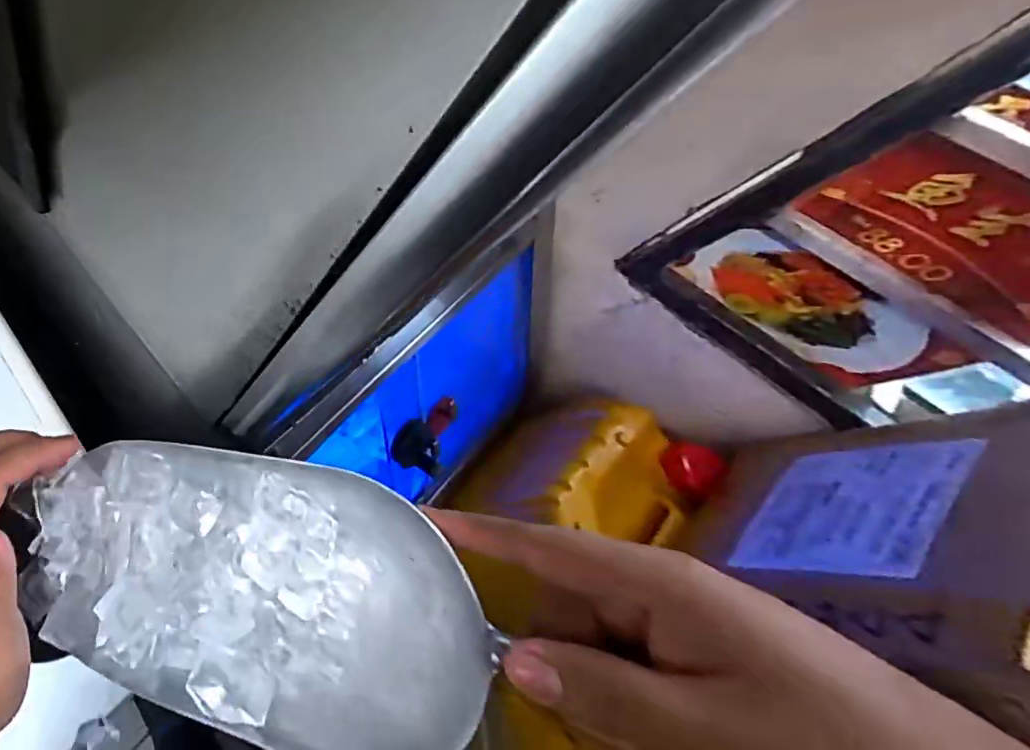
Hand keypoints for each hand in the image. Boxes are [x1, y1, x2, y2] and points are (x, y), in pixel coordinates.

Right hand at [424, 509, 1015, 749]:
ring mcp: (684, 616)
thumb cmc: (830, 742)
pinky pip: (634, 659)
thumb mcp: (712, 731)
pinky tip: (662, 732)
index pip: (538, 542)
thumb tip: (509, 657)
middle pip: (564, 604)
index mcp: (652, 582)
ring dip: (600, 685)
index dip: (474, 529)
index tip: (416, 517)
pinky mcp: (704, 647)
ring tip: (651, 738)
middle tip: (590, 721)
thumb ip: (605, 692)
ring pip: (596, 639)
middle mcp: (657, 586)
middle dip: (558, 655)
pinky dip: (630, 695)